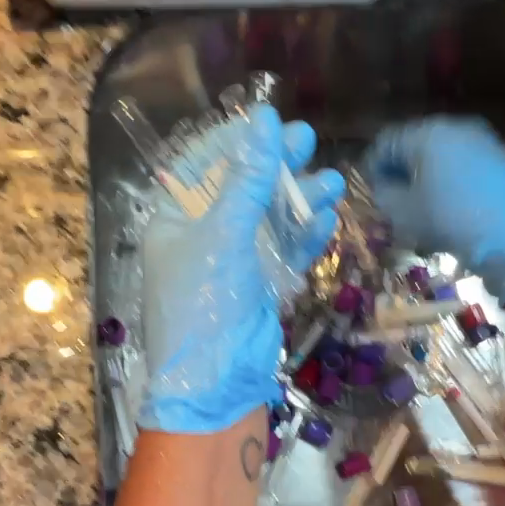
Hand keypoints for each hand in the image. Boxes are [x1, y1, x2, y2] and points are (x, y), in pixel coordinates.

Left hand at [140, 107, 344, 433]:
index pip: (199, 166)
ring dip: (299, 200)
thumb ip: (247, 180)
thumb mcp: (223, 236)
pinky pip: (284, 252)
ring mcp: (233, 262)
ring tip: (332, 181)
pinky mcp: (260, 286)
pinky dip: (304, 236)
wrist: (216, 384)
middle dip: (274, 165)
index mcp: (173, 221)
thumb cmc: (204, 304)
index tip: (268, 121)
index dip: (234, 141)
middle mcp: (200, 236)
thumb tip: (264, 121)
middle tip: (308, 139)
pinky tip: (326, 219)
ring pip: (269, 219)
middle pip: (240, 188)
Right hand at [366, 117, 504, 303]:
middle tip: (393, 195)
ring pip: (440, 150)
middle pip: (415, 142)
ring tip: (420, 200)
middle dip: (400, 167)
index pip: (387, 142)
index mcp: (426, 134)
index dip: (373, 166)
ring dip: (425, 171)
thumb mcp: (402, 212)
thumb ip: (383, 194)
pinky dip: (449, 174)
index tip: (371, 190)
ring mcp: (481, 139)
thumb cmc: (447, 220)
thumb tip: (383, 186)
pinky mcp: (499, 155)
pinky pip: (462, 159)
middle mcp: (454, 127)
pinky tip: (447, 199)